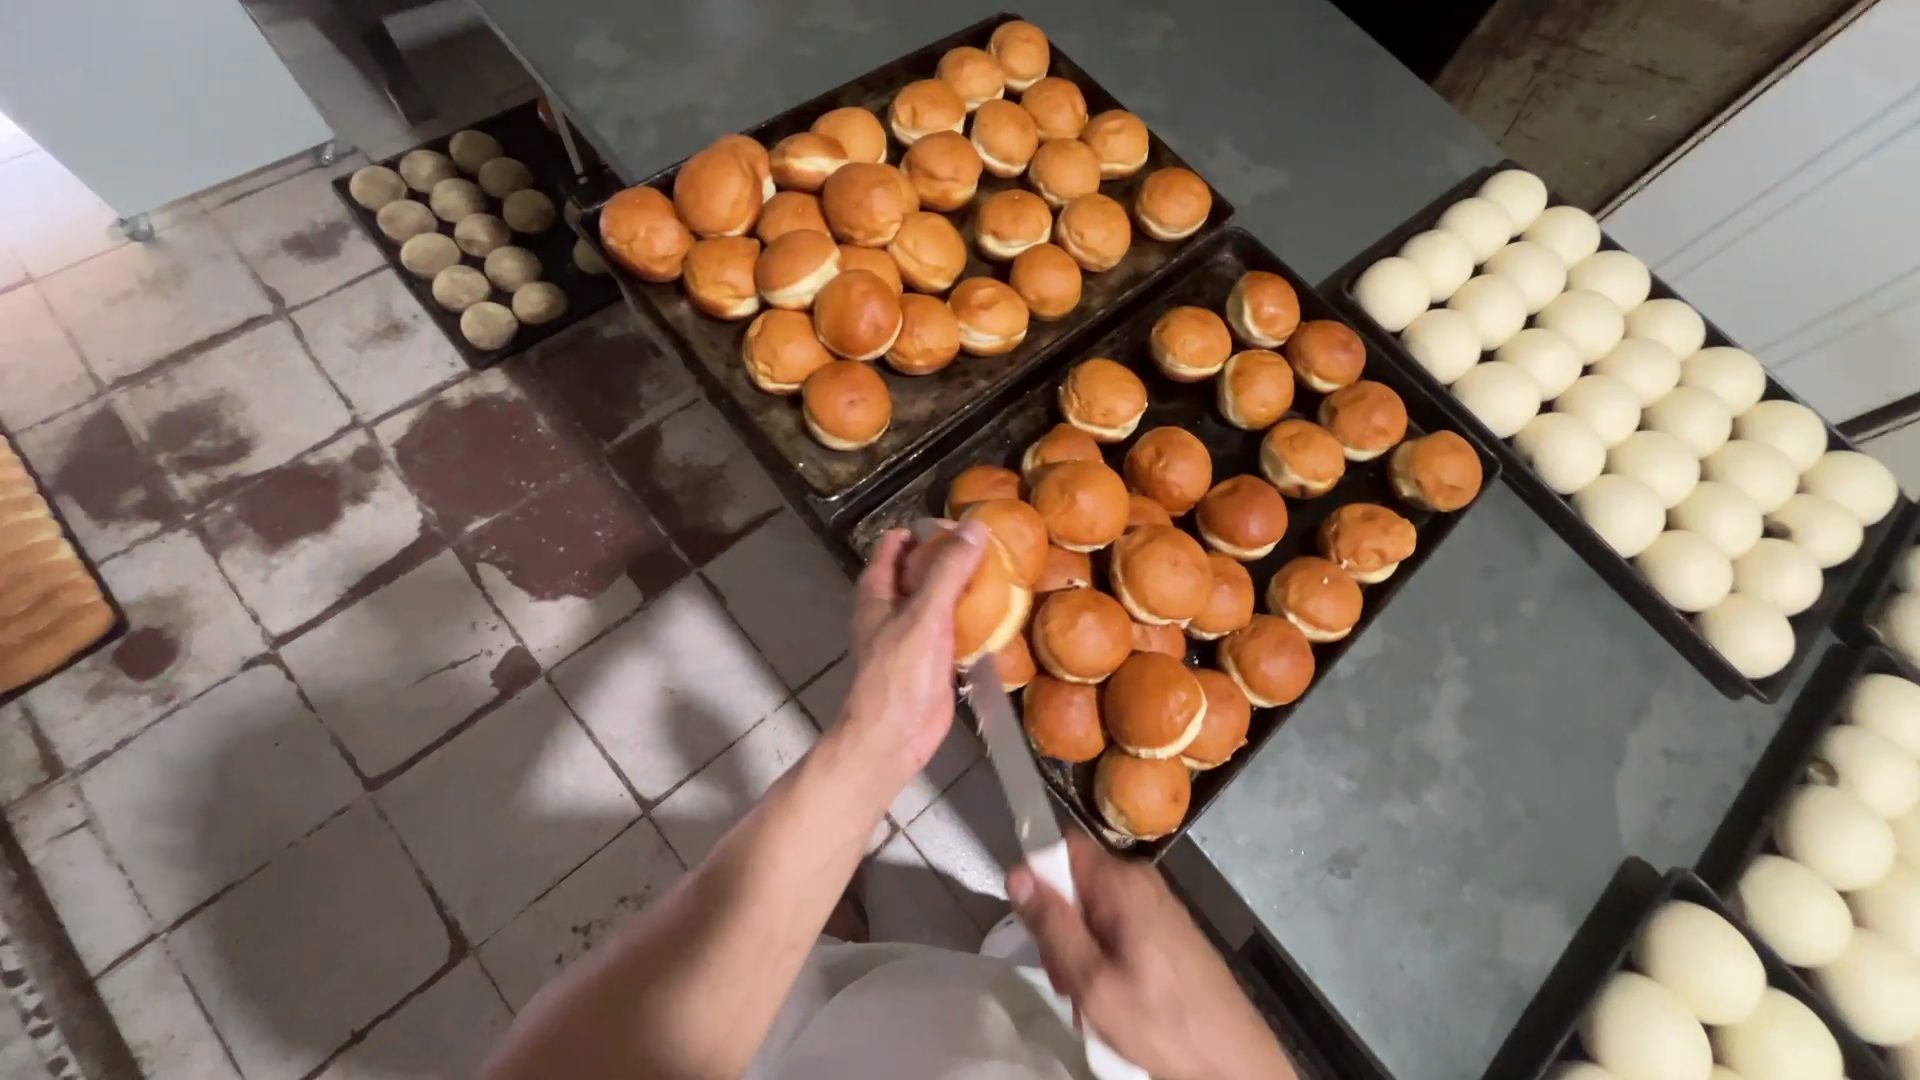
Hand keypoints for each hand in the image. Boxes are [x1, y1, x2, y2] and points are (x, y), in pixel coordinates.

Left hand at [836, 521, 985, 777]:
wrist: (894, 736)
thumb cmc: (900, 673)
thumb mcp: (924, 614)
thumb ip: (948, 570)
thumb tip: (975, 527)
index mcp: (878, 590)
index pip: (896, 543)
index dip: (925, 530)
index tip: (961, 527)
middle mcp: (892, 607)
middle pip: (921, 569)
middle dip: (951, 556)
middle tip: (992, 549)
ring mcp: (912, 634)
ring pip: (940, 599)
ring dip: (965, 588)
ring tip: (1003, 574)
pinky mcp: (932, 658)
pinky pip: (953, 628)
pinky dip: (972, 618)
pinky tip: (1000, 615)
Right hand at [1007, 833, 1294, 1079]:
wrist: (1234, 1064)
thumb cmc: (1161, 1022)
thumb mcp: (1092, 981)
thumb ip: (1053, 925)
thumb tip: (1017, 872)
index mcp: (1122, 882)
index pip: (1064, 843)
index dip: (1037, 872)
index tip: (1032, 918)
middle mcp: (1140, 881)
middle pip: (1076, 881)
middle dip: (1060, 925)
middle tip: (1064, 977)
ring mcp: (1156, 905)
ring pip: (1095, 909)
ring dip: (1080, 948)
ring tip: (1089, 997)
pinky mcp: (1167, 930)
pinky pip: (1118, 927)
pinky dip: (1104, 957)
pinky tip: (1111, 997)